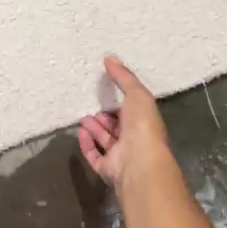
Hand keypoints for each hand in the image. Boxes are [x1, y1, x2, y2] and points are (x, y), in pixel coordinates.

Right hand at [78, 56, 171, 185]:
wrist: (138, 161)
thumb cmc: (142, 126)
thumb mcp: (137, 94)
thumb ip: (124, 77)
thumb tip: (110, 57)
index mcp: (145, 124)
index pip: (132, 113)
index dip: (120, 104)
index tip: (107, 93)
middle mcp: (135, 141)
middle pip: (117, 128)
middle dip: (105, 117)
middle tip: (92, 108)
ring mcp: (122, 157)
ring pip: (106, 141)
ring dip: (94, 129)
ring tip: (83, 118)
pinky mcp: (108, 169)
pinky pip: (95, 156)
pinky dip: (87, 145)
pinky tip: (81, 133)